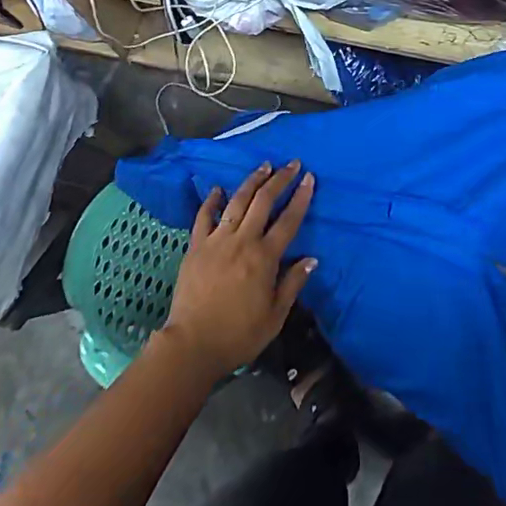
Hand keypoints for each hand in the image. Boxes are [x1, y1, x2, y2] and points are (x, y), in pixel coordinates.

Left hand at [161, 160, 317, 379]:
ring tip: (263, 166)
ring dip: (251, 181)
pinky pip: (204, 216)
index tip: (308, 178)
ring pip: (236, 202)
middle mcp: (241, 241)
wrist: (194, 341)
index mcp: (264, 258)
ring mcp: (216, 240)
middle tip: (291, 163)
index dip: (300, 197)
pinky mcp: (196, 245)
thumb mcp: (275, 316)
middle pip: (263, 201)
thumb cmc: (239, 334)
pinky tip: (217, 189)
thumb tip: (311, 259)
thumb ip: (292, 284)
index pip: (288, 221)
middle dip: (279, 179)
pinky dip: (211, 200)